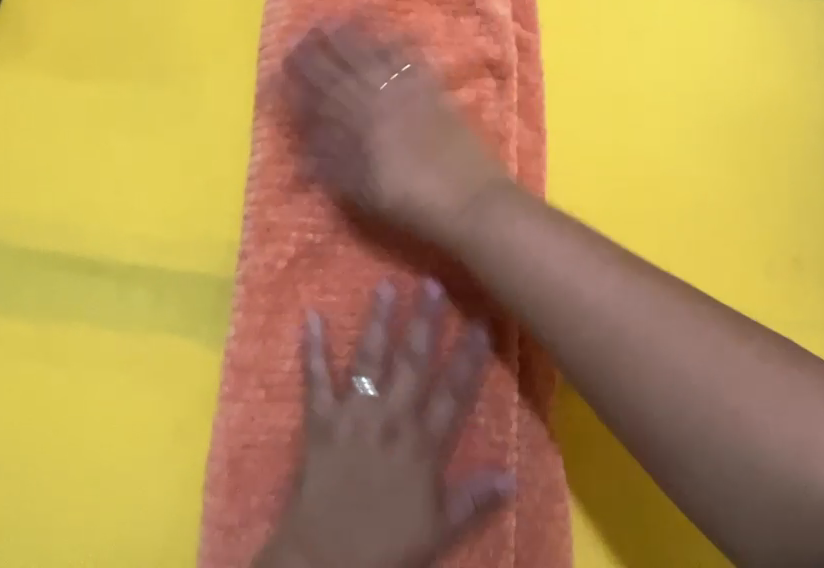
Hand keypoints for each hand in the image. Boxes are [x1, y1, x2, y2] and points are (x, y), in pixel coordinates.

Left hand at [257, 279, 512, 567]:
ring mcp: (353, 414)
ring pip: (369, 358)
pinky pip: (316, 378)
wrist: (325, 559)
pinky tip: (311, 317)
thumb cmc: (387, 546)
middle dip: (425, 321)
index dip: (470, 357)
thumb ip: (474, 499)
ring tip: (386, 285)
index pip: (453, 392)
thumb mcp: (440, 530)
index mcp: (423, 444)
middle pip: (413, 362)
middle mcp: (391, 418)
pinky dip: (312, 348)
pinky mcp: (320, 420)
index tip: (482, 322)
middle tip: (434, 283)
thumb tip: (512, 475)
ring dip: (378, 320)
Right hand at [284, 20, 515, 248]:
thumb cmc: (411, 204)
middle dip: (325, 46)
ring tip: (341, 18)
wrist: (471, 203)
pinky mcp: (438, 93)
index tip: (287, 59)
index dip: (304, 74)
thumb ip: (330, 162)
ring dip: (358, 35)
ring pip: (378, 56)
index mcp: (357, 124)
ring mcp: (411, 93)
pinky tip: (396, 31)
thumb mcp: (360, 192)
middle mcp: (381, 100)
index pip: (323, 92)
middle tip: (308, 28)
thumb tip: (304, 141)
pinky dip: (402, 42)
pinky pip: (415, 60)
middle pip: (347, 66)